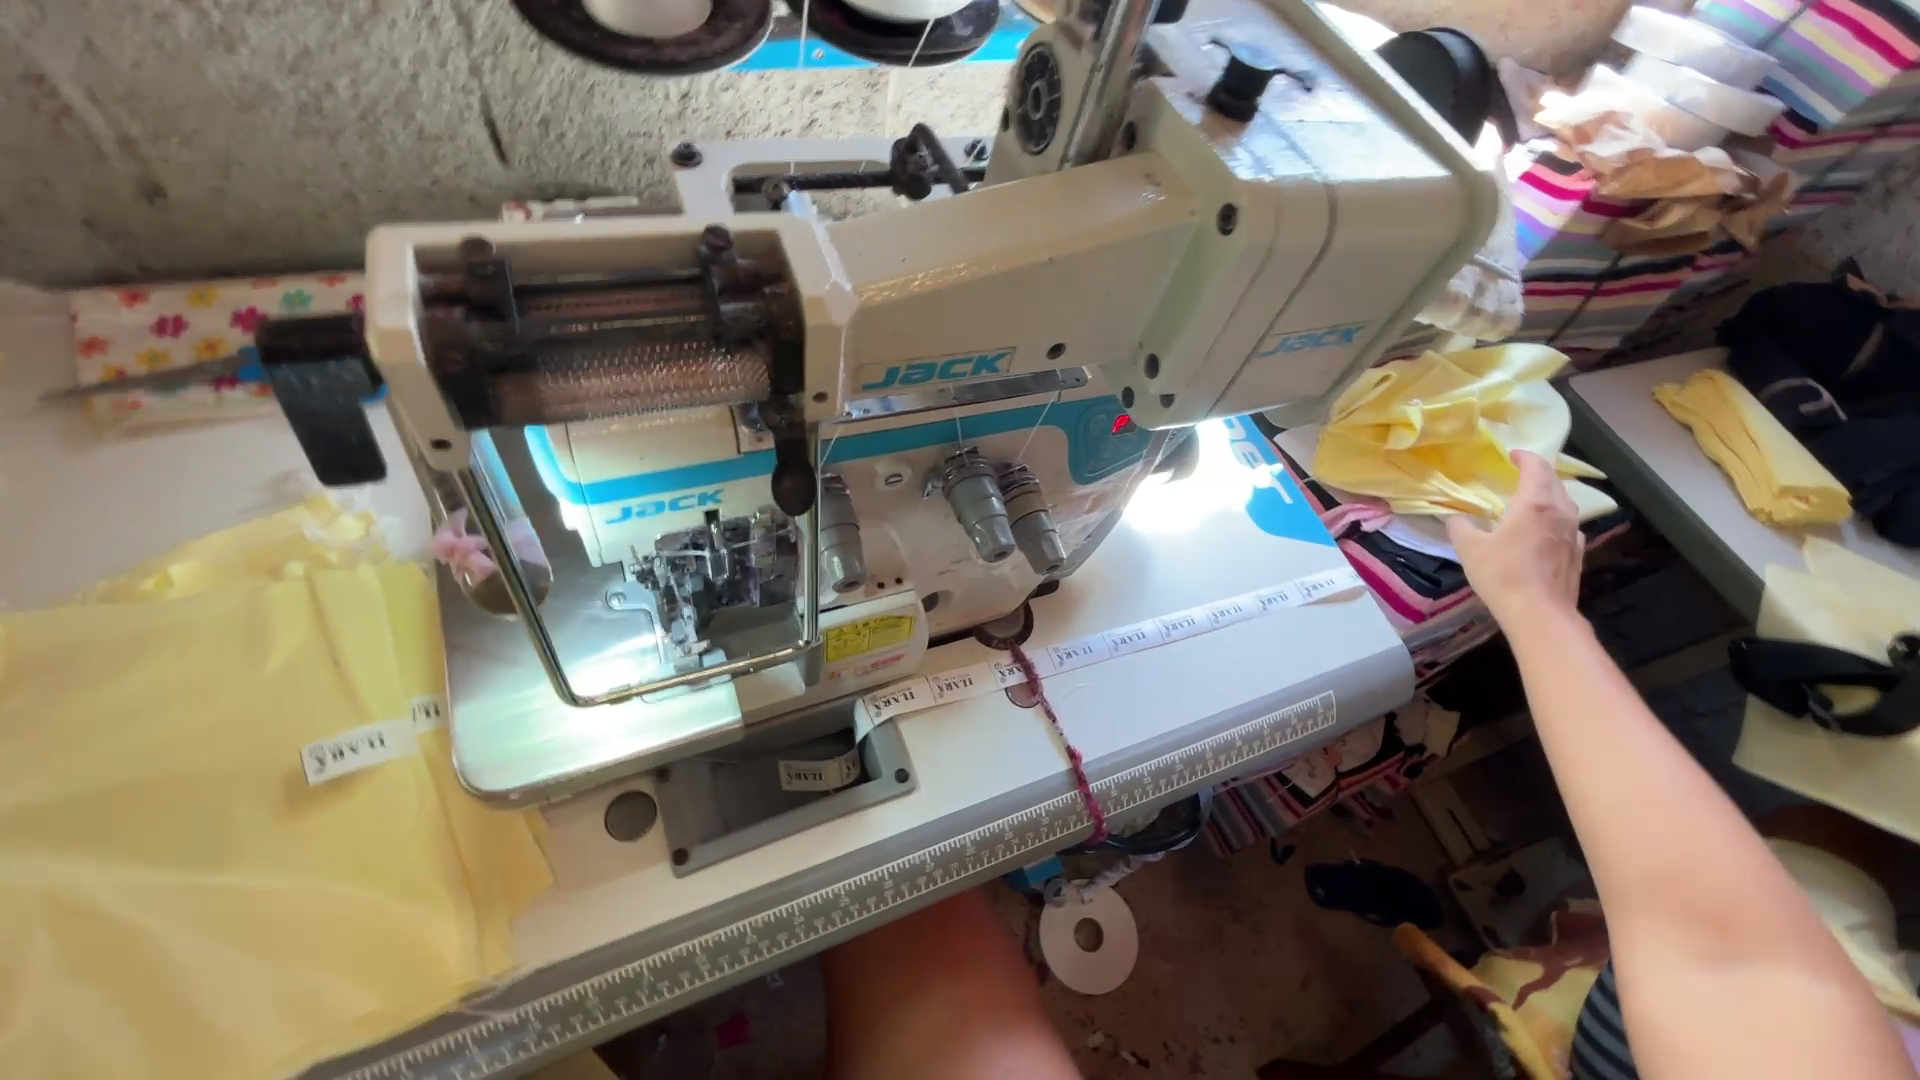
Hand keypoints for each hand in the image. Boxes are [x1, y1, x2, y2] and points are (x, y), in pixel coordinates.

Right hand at [1446, 450, 1584, 622]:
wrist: (1538, 612)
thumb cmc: (1501, 573)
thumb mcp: (1469, 548)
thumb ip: (1460, 527)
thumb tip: (1455, 518)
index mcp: (1533, 504)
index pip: (1536, 468)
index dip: (1524, 457)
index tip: (1512, 454)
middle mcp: (1559, 512)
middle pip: (1554, 482)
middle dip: (1538, 474)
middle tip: (1519, 475)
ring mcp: (1573, 533)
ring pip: (1564, 504)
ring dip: (1548, 496)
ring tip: (1530, 501)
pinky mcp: (1577, 553)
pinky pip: (1567, 526)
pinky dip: (1554, 520)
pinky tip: (1543, 532)